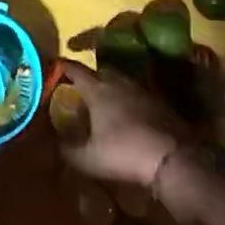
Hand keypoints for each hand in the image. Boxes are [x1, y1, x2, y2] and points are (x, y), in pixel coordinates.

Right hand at [55, 61, 181, 188]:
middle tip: (79, 89)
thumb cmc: (124, 153)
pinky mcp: (158, 101)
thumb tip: (54, 144)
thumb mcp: (89, 158)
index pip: (76, 70)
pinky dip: (127, 99)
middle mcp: (118, 82)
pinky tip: (127, 114)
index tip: (55, 66)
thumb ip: (68, 150)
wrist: (171, 156)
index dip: (64, 67)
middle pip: (99, 71)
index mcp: (97, 90)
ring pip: (120, 80)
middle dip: (88, 77)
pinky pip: (136, 93)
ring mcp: (141, 89)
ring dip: (109, 87)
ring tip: (102, 102)